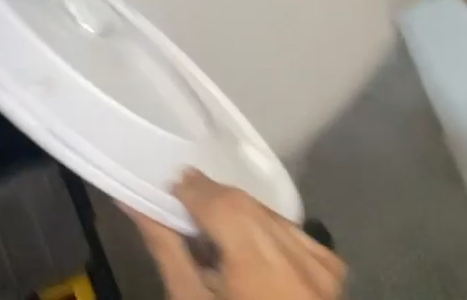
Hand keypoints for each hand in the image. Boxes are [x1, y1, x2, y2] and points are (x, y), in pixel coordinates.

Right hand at [127, 170, 345, 299]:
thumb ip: (164, 246)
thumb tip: (133, 201)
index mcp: (263, 276)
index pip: (224, 206)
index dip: (192, 191)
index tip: (168, 191)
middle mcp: (302, 265)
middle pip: (245, 205)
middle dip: (210, 199)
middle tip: (182, 208)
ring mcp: (324, 268)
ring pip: (265, 212)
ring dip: (234, 212)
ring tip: (213, 235)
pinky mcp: (332, 272)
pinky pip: (288, 229)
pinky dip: (261, 227)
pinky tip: (246, 249)